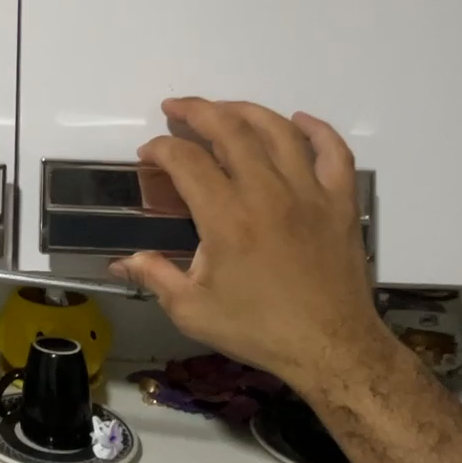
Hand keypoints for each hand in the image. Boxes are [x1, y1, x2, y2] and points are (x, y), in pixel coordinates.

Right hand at [110, 99, 388, 390]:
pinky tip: (297, 121)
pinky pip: (333, 152)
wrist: (335, 353)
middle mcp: (267, 194)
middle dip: (195, 111)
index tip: (148, 154)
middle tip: (175, 109)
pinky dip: (317, 129)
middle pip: (229, 128)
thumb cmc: (260, 330)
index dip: (160, 147)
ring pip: (277, 130)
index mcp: (227, 219)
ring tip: (222, 110)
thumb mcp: (192, 311)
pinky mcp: (340, 203)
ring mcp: (309, 194)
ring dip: (244, 110)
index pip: (186, 159)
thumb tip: (121, 260)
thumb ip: (154, 276)